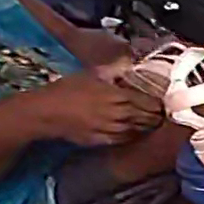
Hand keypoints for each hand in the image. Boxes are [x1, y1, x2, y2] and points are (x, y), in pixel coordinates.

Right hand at [18, 63, 160, 146]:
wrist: (44, 112)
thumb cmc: (65, 90)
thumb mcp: (89, 75)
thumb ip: (113, 70)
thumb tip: (129, 62)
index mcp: (120, 97)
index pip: (152, 103)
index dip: (158, 103)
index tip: (160, 102)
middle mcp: (122, 115)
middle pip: (151, 118)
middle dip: (156, 115)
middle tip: (158, 113)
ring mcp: (116, 129)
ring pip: (143, 129)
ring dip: (147, 125)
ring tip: (147, 120)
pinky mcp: (108, 140)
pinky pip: (129, 139)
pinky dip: (134, 134)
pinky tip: (132, 129)